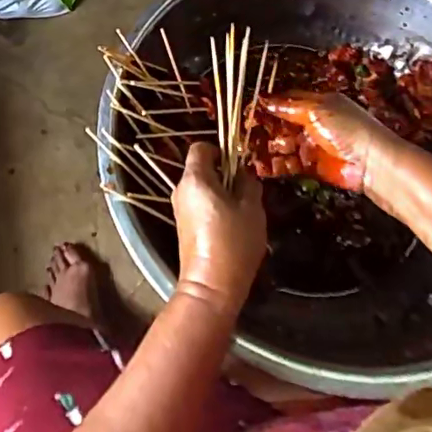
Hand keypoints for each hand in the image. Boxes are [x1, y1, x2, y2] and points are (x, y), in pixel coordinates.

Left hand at [171, 143, 265, 313]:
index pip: (200, 147)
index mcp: (195, 178)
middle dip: (223, 173)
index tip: (238, 163)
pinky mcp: (182, 224)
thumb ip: (248, 183)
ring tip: (243, 209)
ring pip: (200, 187)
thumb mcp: (252, 209)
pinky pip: (198, 203)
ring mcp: (179, 207)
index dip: (220, 150)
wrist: (210, 284)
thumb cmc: (234, 241)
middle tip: (246, 189)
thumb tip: (244, 171)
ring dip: (220, 191)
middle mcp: (181, 188)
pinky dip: (213, 206)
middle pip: (200, 167)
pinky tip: (231, 225)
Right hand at [254, 92, 403, 196]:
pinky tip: (260, 165)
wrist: (375, 166)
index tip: (249, 108)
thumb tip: (263, 98)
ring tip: (248, 149)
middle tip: (244, 131)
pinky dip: (275, 164)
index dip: (268, 103)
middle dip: (264, 126)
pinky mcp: (313, 166)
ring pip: (283, 143)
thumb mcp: (317, 110)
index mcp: (318, 102)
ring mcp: (313, 144)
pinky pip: (289, 163)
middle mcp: (314, 122)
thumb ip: (288, 106)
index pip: (287, 99)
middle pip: (282, 122)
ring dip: (267, 146)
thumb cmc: (348, 129)